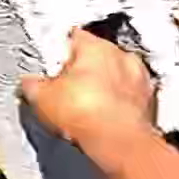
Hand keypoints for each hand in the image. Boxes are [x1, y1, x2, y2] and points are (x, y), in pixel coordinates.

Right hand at [20, 28, 157, 159]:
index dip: (57, 48)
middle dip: (79, 67)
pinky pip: (125, 94)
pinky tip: (95, 114)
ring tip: (78, 103)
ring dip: (99, 84)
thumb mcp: (39, 95)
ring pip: (113, 74)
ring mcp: (140, 78)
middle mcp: (123, 57)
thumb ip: (32, 83)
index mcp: (96, 48)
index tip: (48, 61)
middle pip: (96, 55)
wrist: (117, 141)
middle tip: (59, 84)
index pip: (74, 36)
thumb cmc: (83, 113)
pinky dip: (112, 100)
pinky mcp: (148, 100)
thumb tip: (29, 82)